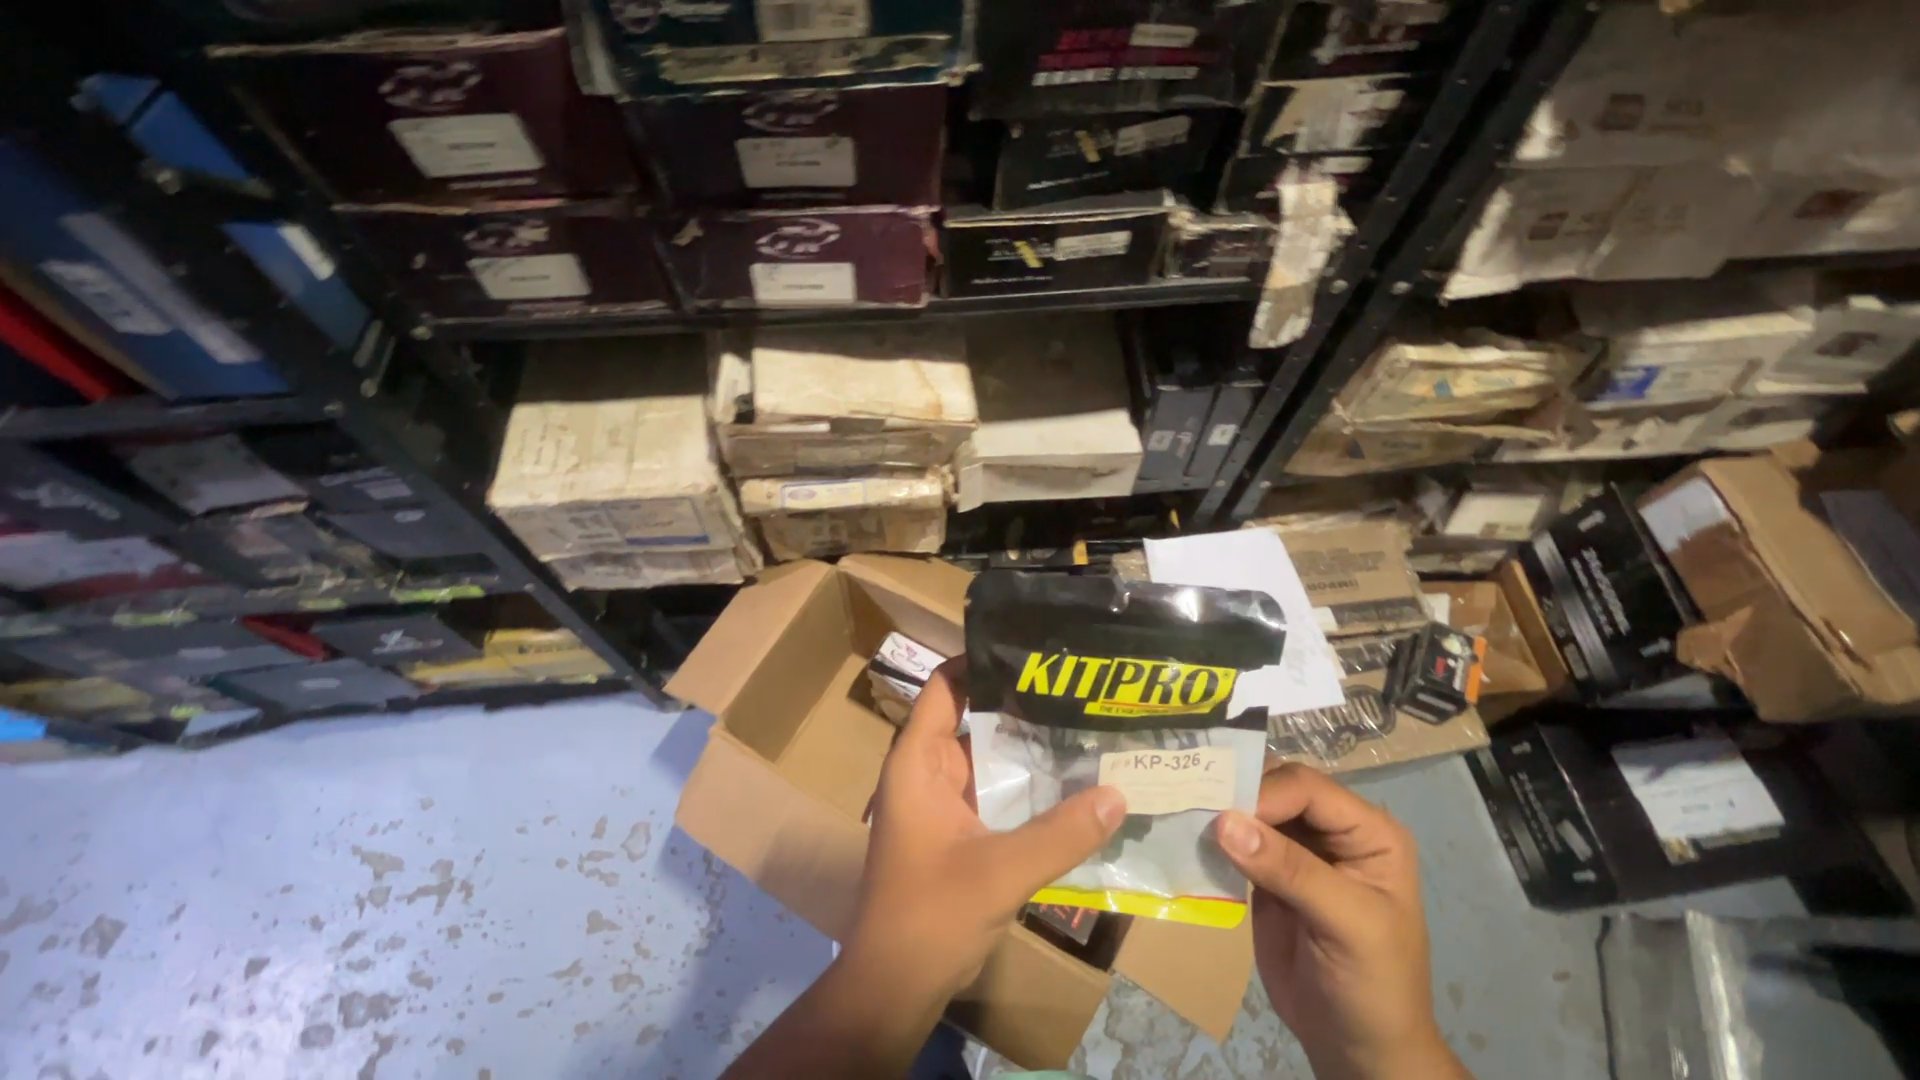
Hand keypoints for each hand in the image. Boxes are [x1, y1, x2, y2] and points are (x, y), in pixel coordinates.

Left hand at [846, 658, 1127, 996]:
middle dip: (1025, 707)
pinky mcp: (961, 836)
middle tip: (1083, 690)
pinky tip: (1079, 789)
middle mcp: (929, 774)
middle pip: (976, 721)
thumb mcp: (1000, 871)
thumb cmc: (931, 915)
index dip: (981, 662)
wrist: (895, 986)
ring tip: (1092, 730)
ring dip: (1033, 753)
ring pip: (993, 763)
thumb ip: (1061, 834)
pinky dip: (1032, 792)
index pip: (944, 688)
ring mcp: (945, 806)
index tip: (1034, 649)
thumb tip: (1119, 793)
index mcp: (918, 763)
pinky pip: (1000, 798)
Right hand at [1213, 764, 1464, 1079]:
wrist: (1357, 1049)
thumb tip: (1223, 822)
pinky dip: (1212, 839)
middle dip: (1236, 792)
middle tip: (1189, 800)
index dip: (1265, 793)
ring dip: (1219, 811)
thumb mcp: (1347, 925)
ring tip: (1179, 813)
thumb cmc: (1372, 985)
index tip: (1220, 815)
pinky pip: (1236, 842)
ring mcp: (1297, 851)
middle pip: (1277, 788)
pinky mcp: (1266, 875)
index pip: (1308, 788)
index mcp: (1369, 832)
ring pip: (1252, 809)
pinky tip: (1187, 840)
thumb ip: (1290, 870)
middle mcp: (1333, 831)